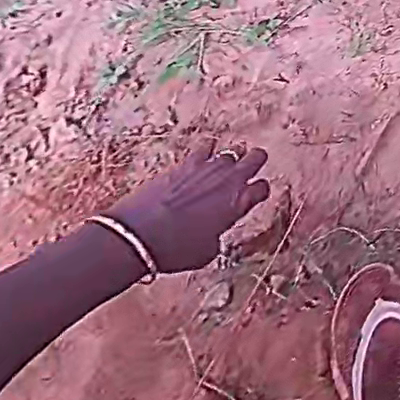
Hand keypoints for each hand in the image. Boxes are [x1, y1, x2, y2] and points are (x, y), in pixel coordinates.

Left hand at [104, 140, 275, 272]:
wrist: (137, 237)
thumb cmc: (173, 250)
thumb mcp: (206, 251)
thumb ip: (219, 234)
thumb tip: (215, 231)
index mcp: (240, 201)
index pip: (263, 187)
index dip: (258, 192)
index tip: (251, 197)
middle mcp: (230, 179)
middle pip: (257, 156)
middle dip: (254, 162)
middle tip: (245, 172)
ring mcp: (209, 167)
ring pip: (232, 150)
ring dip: (229, 159)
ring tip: (219, 170)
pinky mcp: (187, 162)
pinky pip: (205, 148)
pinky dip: (205, 154)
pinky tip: (199, 162)